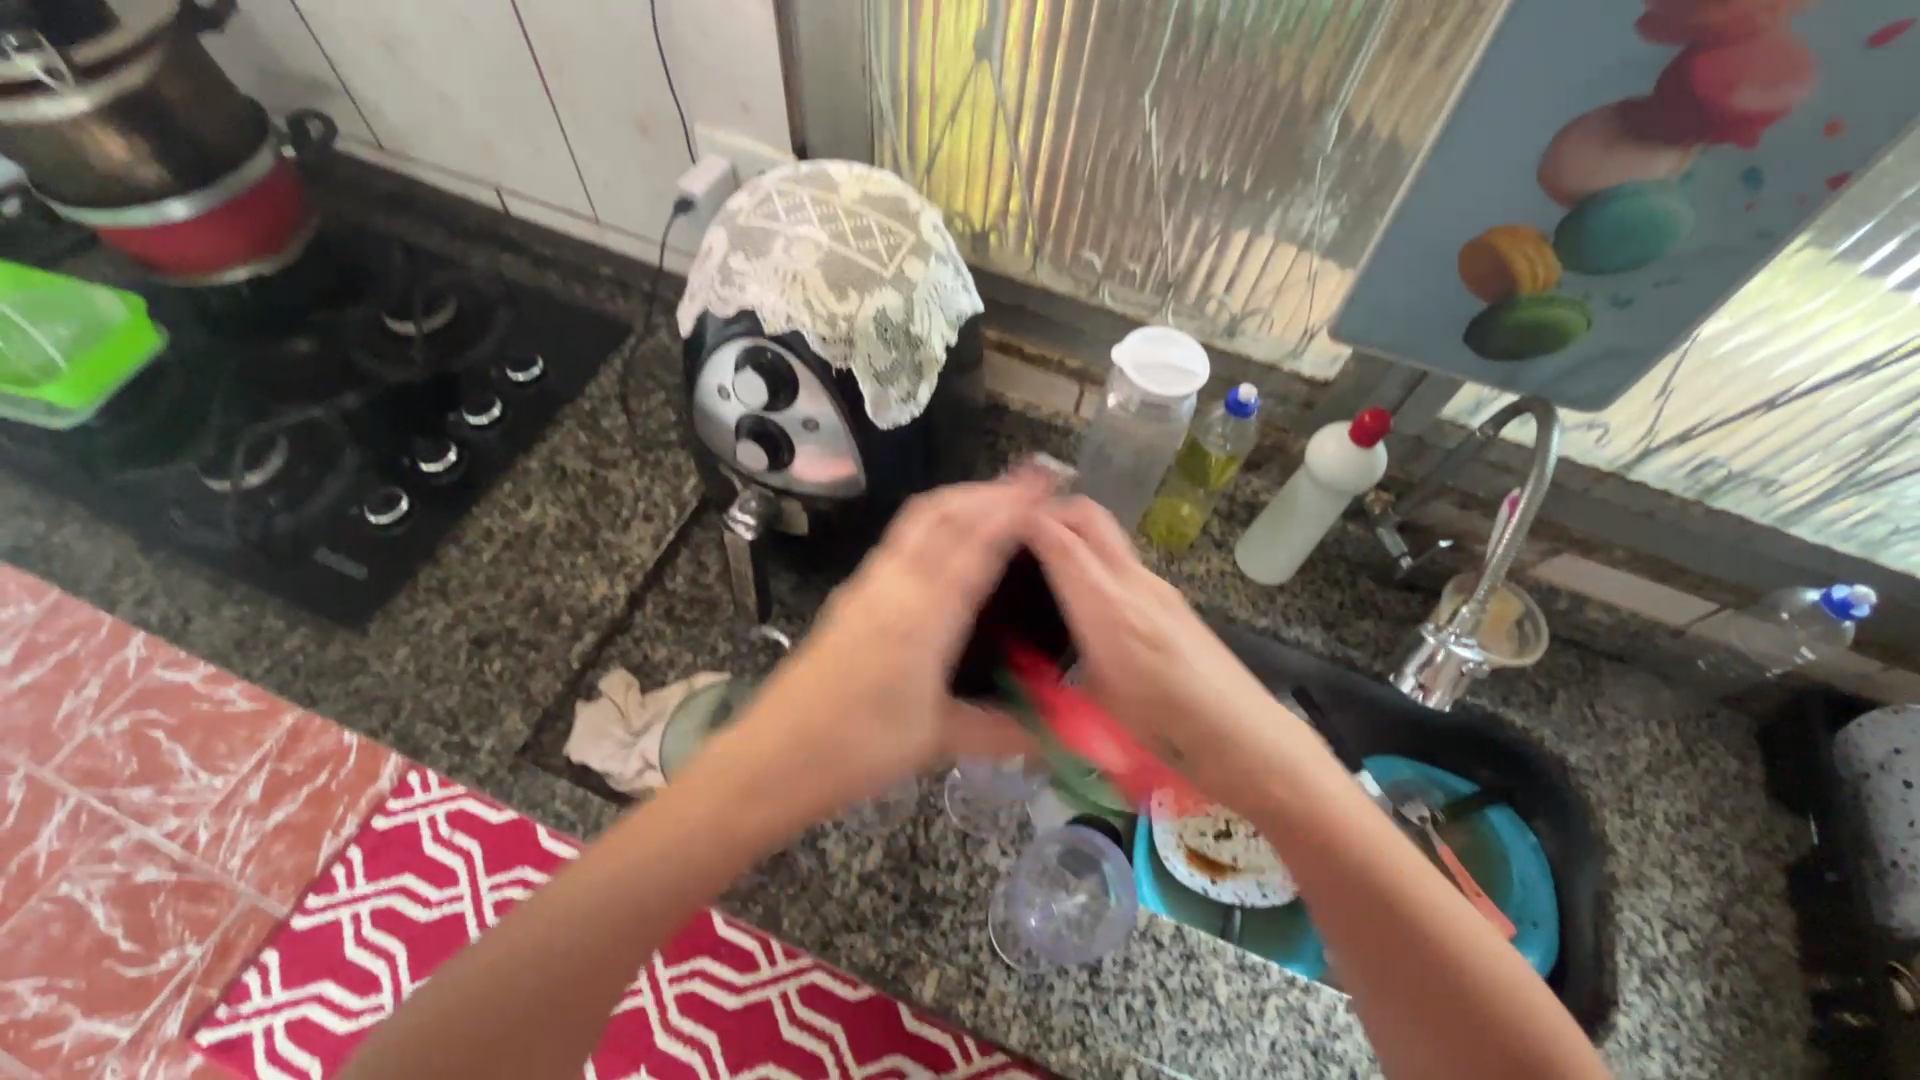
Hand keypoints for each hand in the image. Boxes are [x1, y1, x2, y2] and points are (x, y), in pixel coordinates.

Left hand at [721, 472, 1047, 819]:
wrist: (773, 756)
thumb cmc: (857, 748)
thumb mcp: (936, 741)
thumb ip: (999, 730)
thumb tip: (1053, 739)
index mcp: (926, 613)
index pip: (977, 543)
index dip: (1013, 508)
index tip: (1044, 486)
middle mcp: (895, 585)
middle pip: (943, 513)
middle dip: (986, 491)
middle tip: (1027, 484)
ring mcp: (866, 586)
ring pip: (916, 522)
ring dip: (957, 502)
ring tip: (992, 502)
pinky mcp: (848, 597)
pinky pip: (898, 542)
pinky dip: (931, 526)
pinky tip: (943, 545)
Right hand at [1024, 497, 1338, 812]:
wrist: (1242, 735)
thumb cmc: (1163, 729)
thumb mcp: (1093, 706)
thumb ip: (1052, 675)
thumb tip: (1021, 666)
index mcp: (1105, 606)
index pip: (1058, 539)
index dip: (1023, 521)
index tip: (994, 523)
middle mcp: (1132, 582)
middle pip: (1088, 516)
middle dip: (1051, 509)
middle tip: (1019, 530)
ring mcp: (1158, 586)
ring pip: (1108, 537)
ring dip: (1075, 535)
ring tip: (1043, 563)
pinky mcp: (1173, 600)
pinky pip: (1123, 563)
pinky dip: (1096, 561)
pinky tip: (1084, 598)